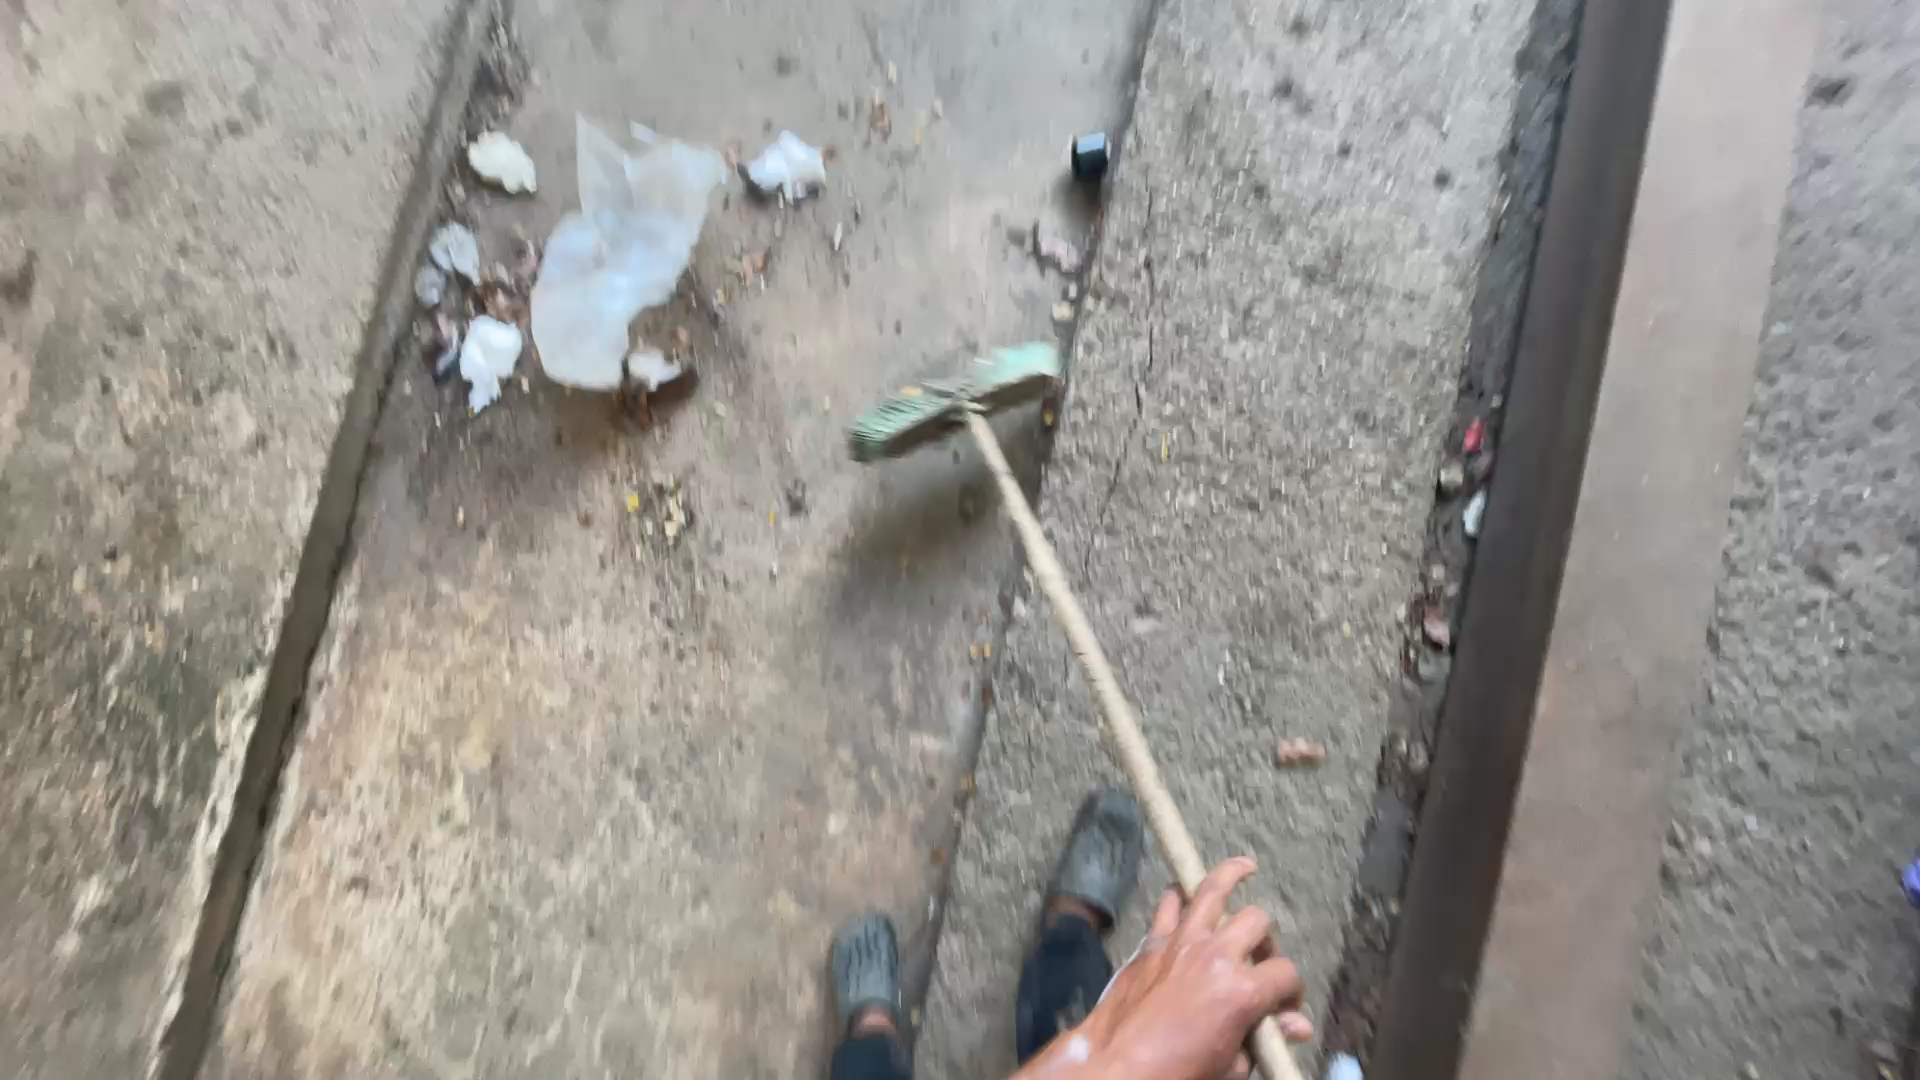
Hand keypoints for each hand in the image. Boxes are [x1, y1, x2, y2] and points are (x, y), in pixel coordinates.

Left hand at [1050, 857, 1311, 1079]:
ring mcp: (1182, 941)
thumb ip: (1265, 1037)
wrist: (1121, 1063)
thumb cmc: (1180, 1073)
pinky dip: (1180, 895)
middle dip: (1267, 939)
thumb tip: (1298, 1024)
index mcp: (1242, 992)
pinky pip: (1169, 903)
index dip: (1293, 990)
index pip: (1286, 973)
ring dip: (1232, 874)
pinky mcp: (1154, 939)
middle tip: (1261, 957)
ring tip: (1246, 866)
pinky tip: (1187, 891)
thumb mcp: (1234, 1067)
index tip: (1285, 1005)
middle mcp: (1215, 956)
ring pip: (1213, 889)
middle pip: (1257, 922)